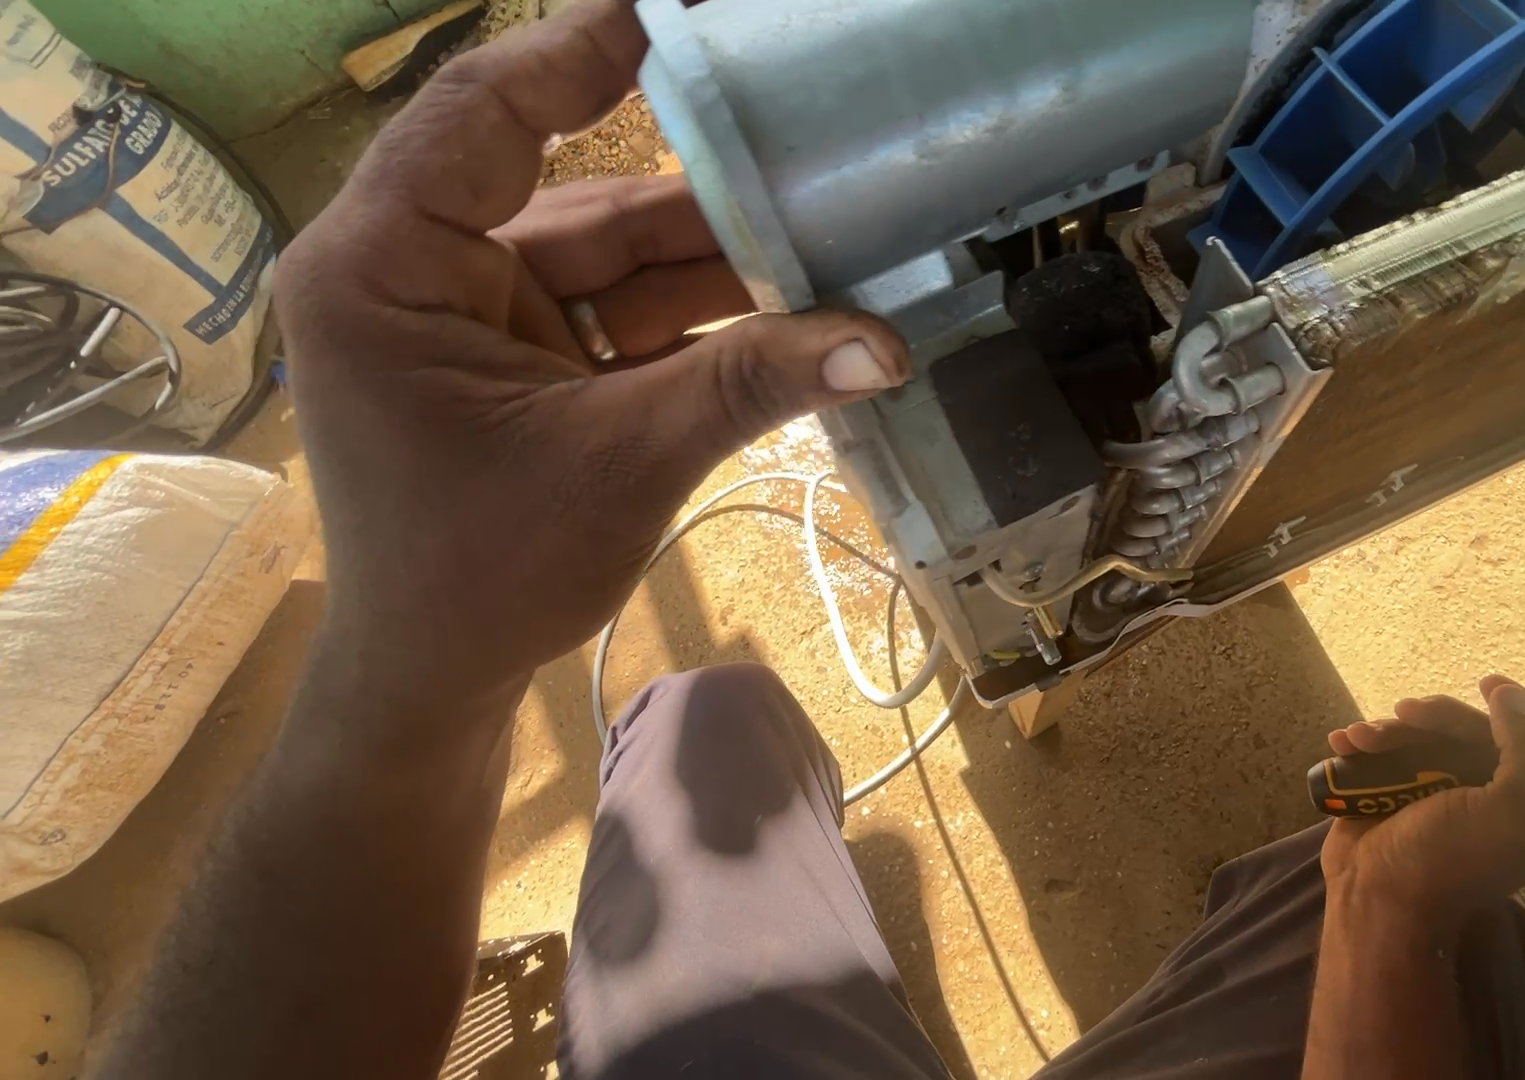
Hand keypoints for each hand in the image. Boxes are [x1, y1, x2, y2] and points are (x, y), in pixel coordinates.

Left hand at [275, 0, 907, 711]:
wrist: (447, 669)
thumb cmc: (494, 568)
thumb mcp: (629, 459)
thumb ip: (751, 387)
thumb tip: (883, 350)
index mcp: (389, 267)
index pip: (486, 121)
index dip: (579, 57)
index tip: (669, 16)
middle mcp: (431, 277)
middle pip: (588, 212)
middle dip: (707, 209)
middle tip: (813, 172)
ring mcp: (490, 327)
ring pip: (624, 274)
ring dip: (723, 276)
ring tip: (826, 256)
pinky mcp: (537, 373)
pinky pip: (631, 328)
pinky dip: (705, 331)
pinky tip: (785, 322)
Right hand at [1319, 676, 1524, 924]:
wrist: (1378, 892)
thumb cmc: (1451, 857)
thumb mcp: (1513, 809)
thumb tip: (1510, 696)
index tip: (1490, 685)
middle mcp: (1497, 797)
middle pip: (1480, 731)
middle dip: (1441, 716)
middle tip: (1407, 711)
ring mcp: (1444, 792)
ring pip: (1428, 736)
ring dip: (1390, 729)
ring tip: (1362, 738)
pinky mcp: (1399, 789)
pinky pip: (1389, 751)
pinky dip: (1366, 743)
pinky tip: (1345, 743)